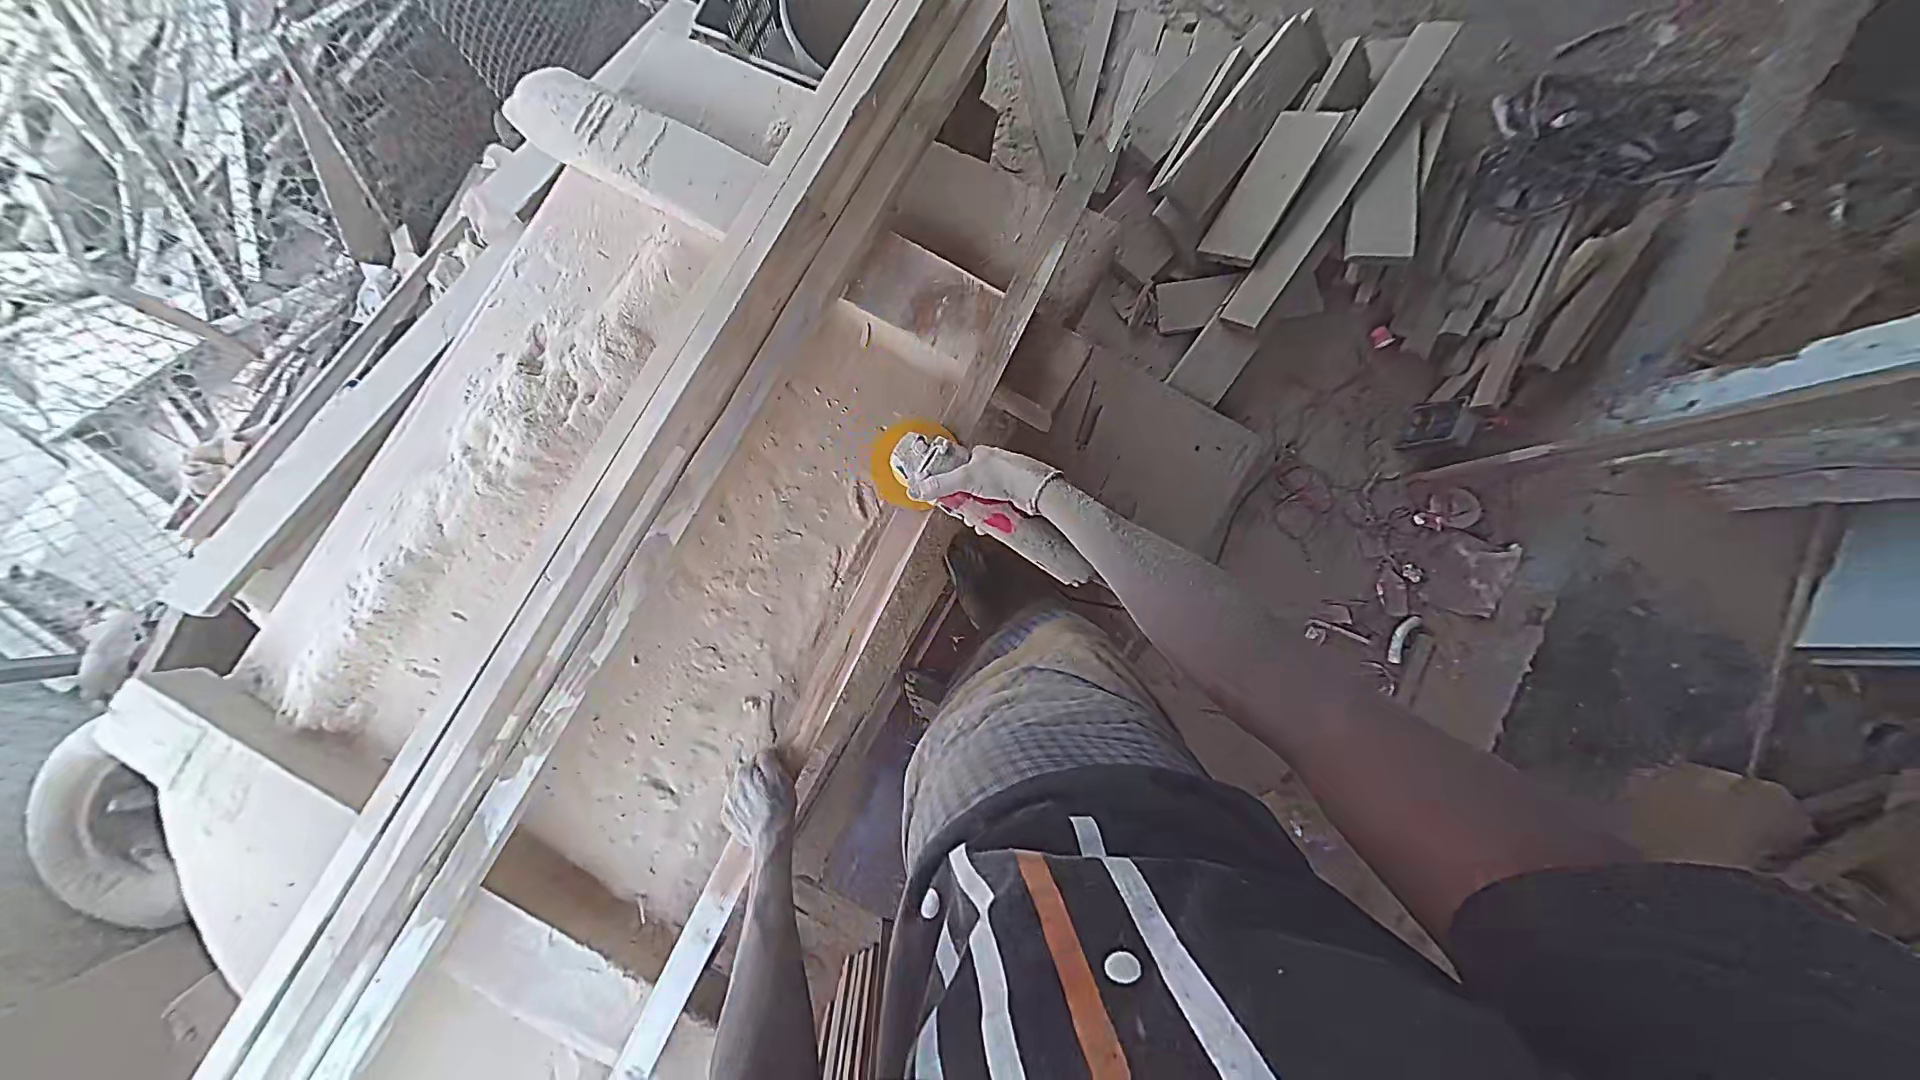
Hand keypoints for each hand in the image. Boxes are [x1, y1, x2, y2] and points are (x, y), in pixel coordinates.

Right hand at [905, 445, 1061, 514]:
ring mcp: (1004, 481)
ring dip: (978, 512)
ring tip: (977, 519)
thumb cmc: (1007, 474)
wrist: (1035, 490)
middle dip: (964, 503)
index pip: (956, 469)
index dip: (949, 485)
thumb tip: (918, 489)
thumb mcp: (965, 479)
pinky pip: (996, 508)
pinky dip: (992, 516)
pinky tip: (990, 522)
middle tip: (962, 511)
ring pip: (983, 500)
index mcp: (980, 454)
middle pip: (969, 488)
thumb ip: (940, 485)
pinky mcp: (1013, 496)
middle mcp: (992, 466)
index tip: (944, 497)